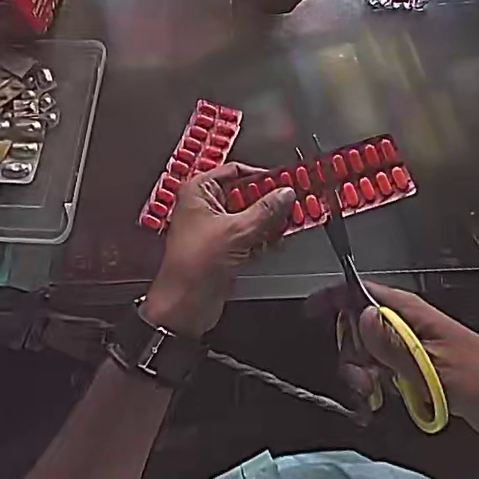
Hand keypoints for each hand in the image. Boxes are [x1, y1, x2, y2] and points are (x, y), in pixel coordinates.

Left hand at [146, 164, 296, 337]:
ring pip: (250, 215)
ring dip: (270, 220)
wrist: (185, 306)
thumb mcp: (236, 231)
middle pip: (245, 194)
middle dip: (270, 200)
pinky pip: (250, 235)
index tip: (284, 181)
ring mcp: (215, 228)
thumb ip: (265, 210)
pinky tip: (280, 239)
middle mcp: (205, 206)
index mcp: (199, 192)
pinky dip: (264, 236)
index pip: (235, 171)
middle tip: (293, 202)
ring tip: (292, 220)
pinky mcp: (225, 247)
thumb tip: (285, 193)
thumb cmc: (194, 265)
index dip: (261, 176)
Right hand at [310, 282, 478, 447]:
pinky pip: (381, 369)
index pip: (363, 291)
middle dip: (350, 350)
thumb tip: (360, 313)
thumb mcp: (435, 365)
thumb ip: (395, 344)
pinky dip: (374, 384)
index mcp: (411, 311)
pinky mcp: (415, 369)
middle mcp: (407, 323)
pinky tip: (381, 401)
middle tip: (361, 380)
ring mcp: (411, 346)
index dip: (335, 297)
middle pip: (358, 324)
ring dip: (361, 372)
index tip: (311, 312)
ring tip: (374, 396)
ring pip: (367, 350)